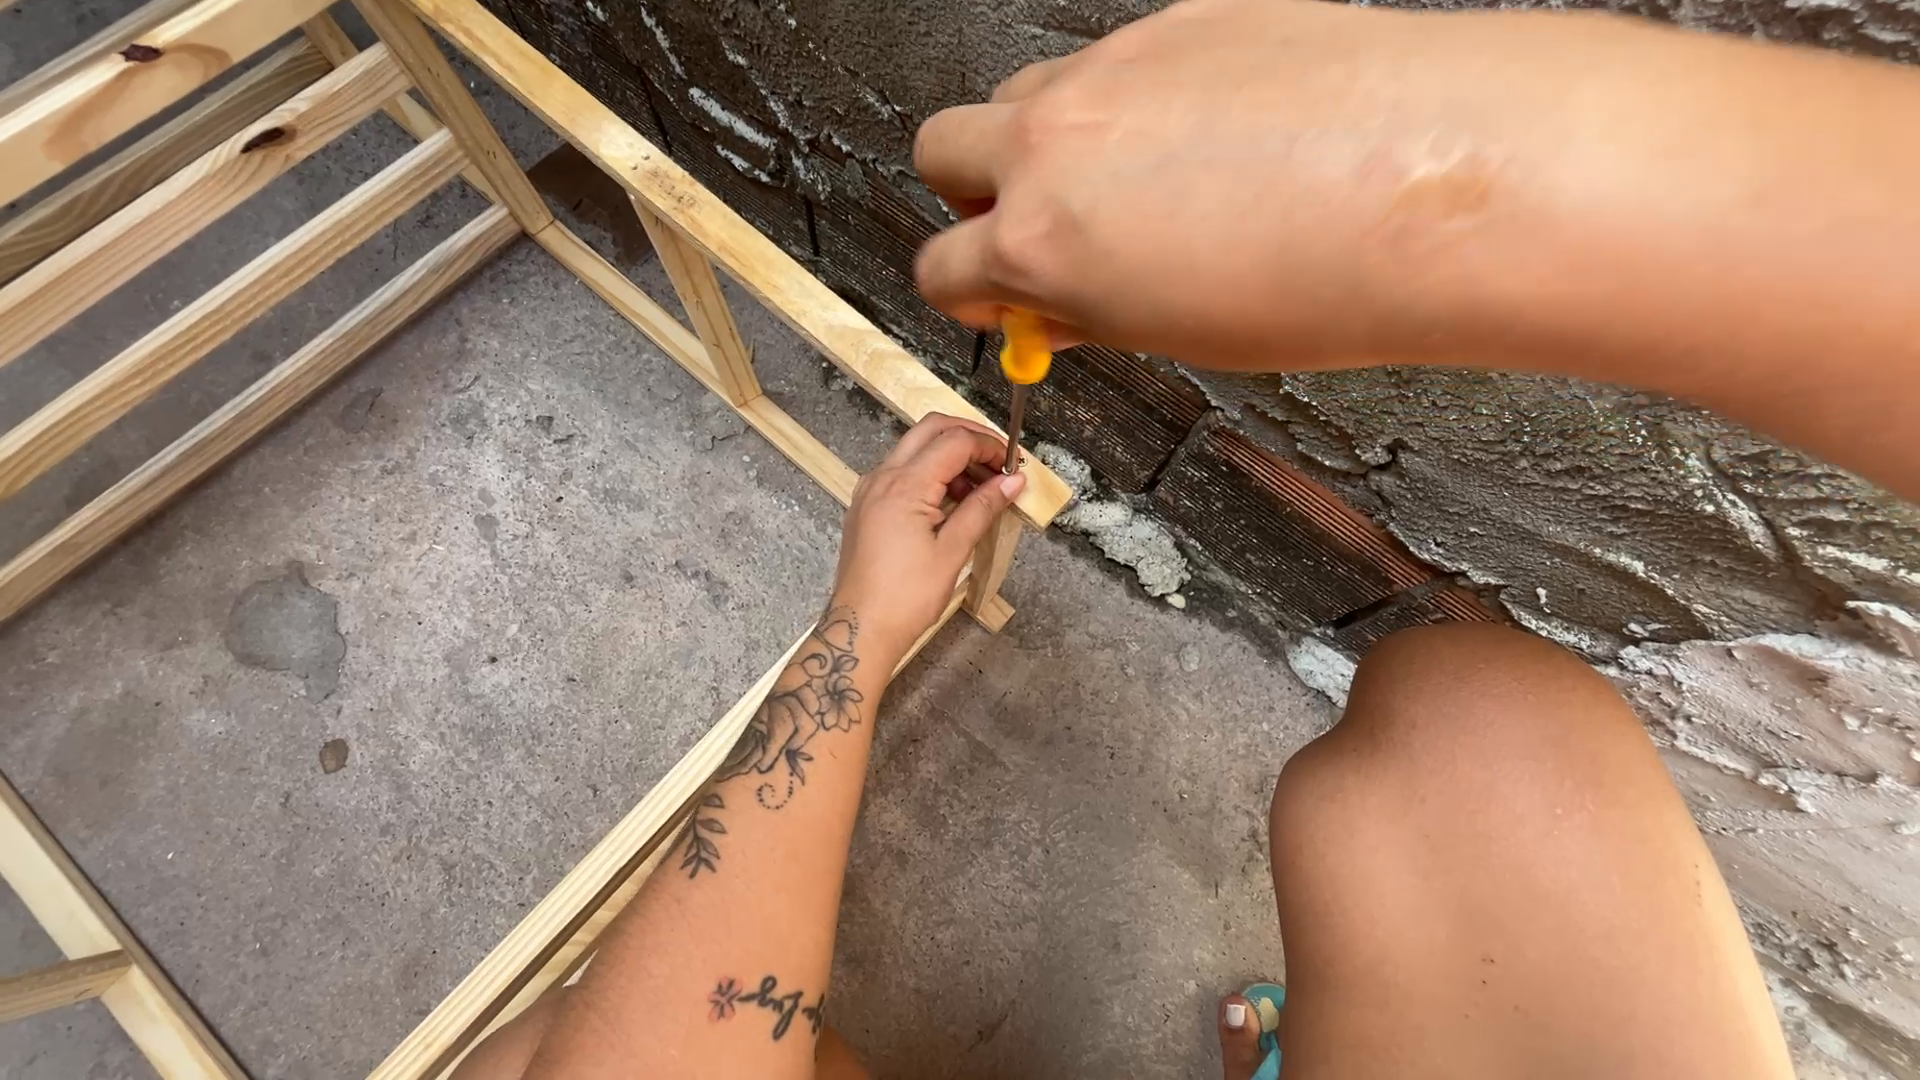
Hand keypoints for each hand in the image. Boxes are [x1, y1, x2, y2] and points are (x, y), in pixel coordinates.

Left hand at [829, 414, 1025, 667]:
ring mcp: (870, 489)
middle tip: (998, 462)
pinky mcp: (867, 505)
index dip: (989, 446)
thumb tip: (1012, 482)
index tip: (1012, 465)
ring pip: (915, 449)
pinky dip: (930, 473)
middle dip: (969, 437)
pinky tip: (952, 502)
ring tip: (981, 488)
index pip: (954, 441)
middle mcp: (882, 477)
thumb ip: (982, 508)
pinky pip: (901, 472)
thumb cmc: (906, 598)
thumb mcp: (953, 551)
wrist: (860, 629)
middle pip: (931, 429)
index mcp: (904, 485)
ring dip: (950, 456)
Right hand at [911, 0, 1692, 371]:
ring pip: (1019, 97)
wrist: (1444, 182)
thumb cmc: (1316, 286)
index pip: (938, 270)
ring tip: (1124, 188)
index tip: (994, 300)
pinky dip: (1120, 108)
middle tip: (1032, 229)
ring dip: (1040, 145)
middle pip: (942, 152)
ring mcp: (1109, 69)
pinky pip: (1108, 65)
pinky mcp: (1174, 18)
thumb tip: (1047, 305)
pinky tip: (1194, 143)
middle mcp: (1052, 142)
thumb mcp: (1166, 333)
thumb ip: (1083, 312)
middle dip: (970, 197)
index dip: (963, 294)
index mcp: (1037, 241)